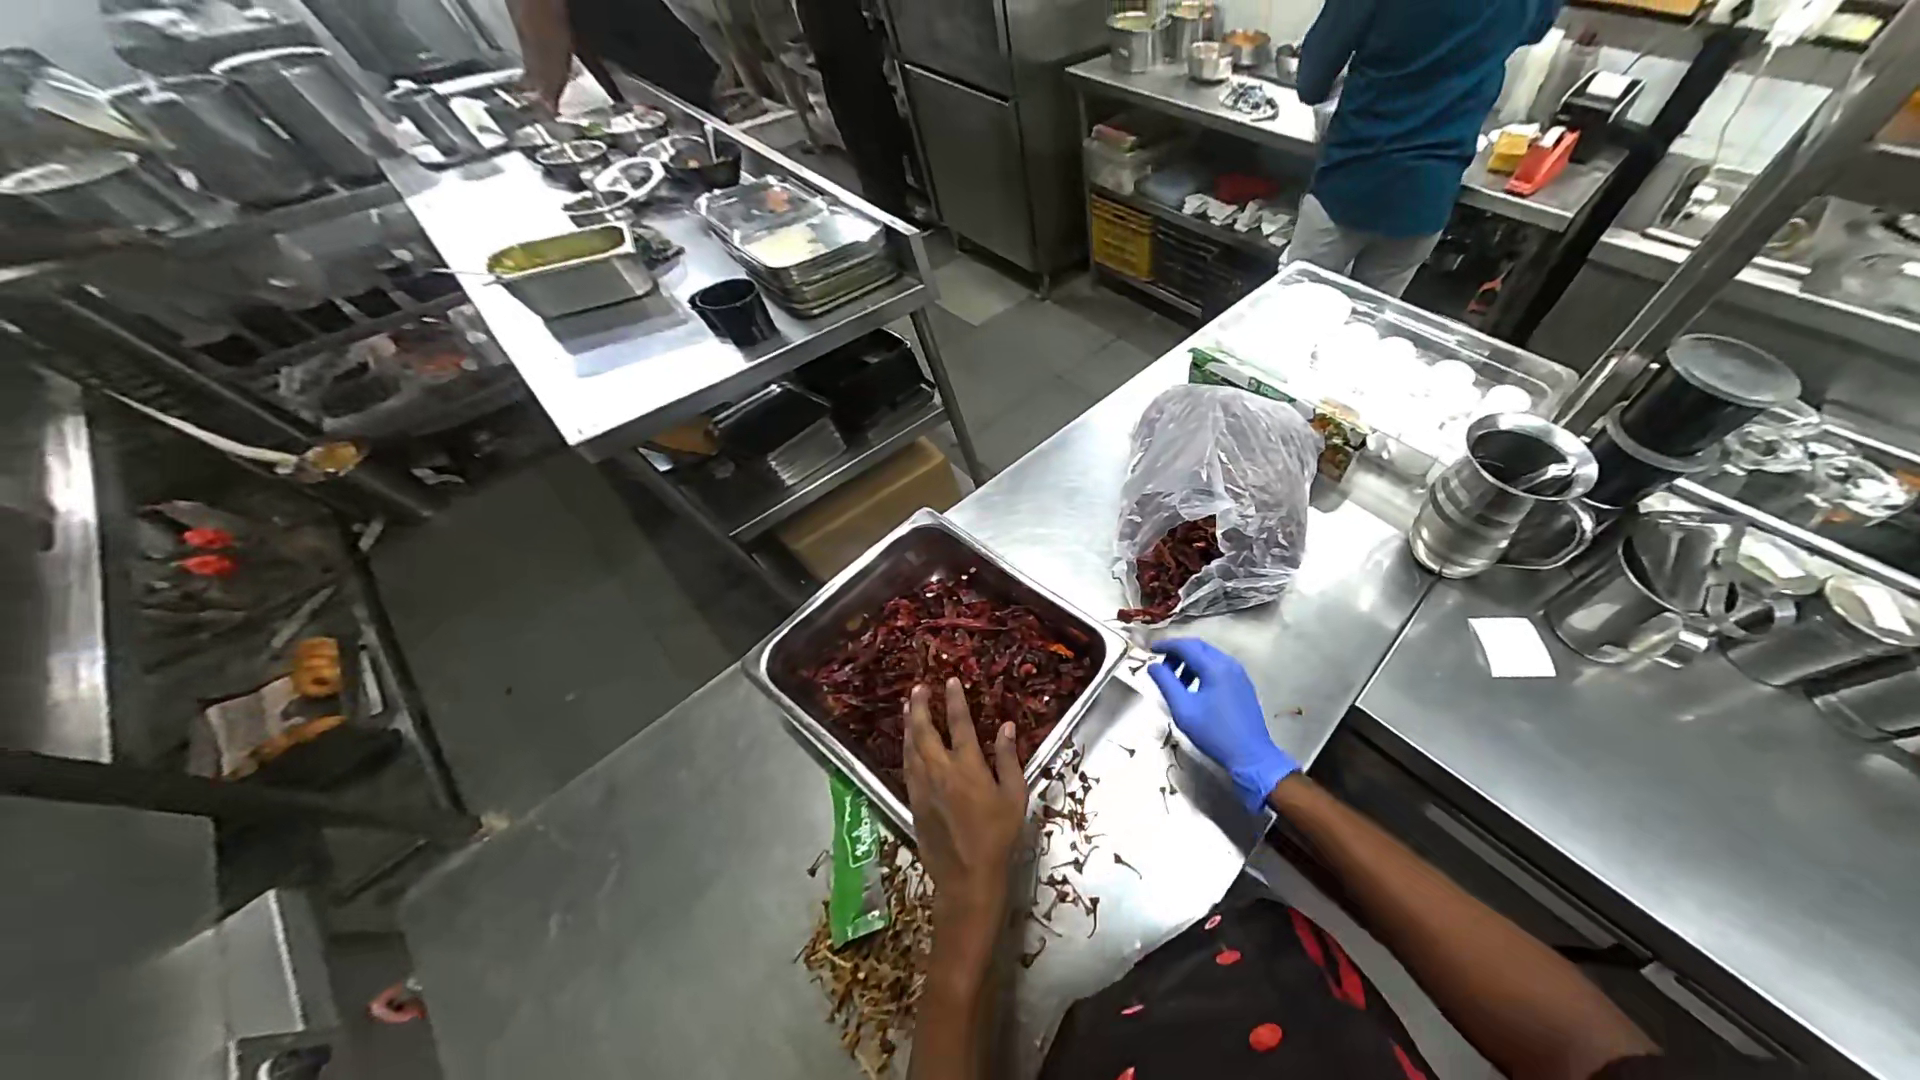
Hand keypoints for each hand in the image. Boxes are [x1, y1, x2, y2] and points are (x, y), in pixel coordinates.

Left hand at [904, 678, 1026, 937]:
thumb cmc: (997, 836)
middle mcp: (940, 770)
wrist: (967, 876)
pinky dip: (906, 747)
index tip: (951, 681)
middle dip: (920, 705)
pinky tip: (906, 742)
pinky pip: (906, 766)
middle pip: (924, 730)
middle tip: (918, 687)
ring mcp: (923, 785)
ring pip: (910, 746)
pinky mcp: (913, 800)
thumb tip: (1007, 727)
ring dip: (908, 723)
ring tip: (906, 706)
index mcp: (967, 766)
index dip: (955, 700)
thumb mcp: (1014, 796)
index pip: (959, 723)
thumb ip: (1008, 759)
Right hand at [1147, 638, 1298, 811]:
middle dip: (1177, 652)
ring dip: (1189, 661)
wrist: (1252, 756)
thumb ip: (1165, 683)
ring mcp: (1239, 673)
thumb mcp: (1183, 709)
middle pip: (1198, 646)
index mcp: (1214, 667)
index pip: (1185, 645)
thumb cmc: (1214, 733)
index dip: (1165, 645)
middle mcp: (1228, 664)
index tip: (1150, 650)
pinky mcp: (1243, 684)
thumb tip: (1152, 666)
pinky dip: (1202, 669)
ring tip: (1177, 682)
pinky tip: (1195, 688)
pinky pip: (1218, 666)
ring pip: (1209, 656)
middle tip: (1161, 665)